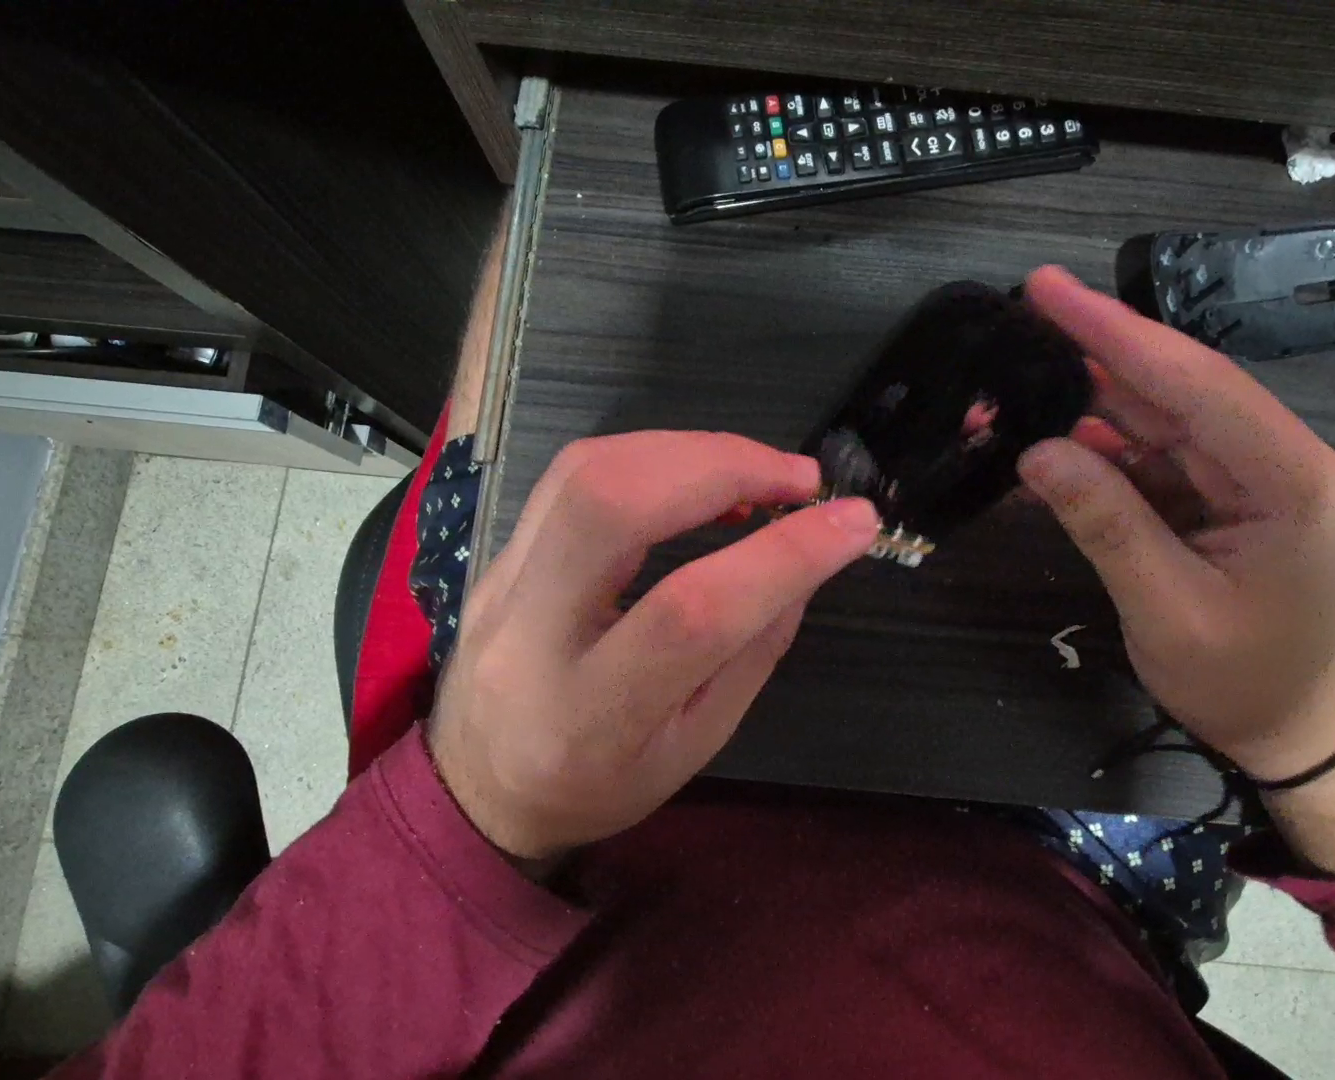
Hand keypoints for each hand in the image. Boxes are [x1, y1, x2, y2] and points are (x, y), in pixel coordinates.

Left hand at [428, 432, 879, 864]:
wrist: (480, 786)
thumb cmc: (601, 784)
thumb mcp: (695, 745)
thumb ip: (751, 653)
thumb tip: (804, 561)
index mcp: (593, 716)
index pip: (692, 613)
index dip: (783, 555)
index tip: (854, 521)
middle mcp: (531, 636)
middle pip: (612, 507)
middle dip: (722, 466)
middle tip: (799, 478)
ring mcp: (502, 582)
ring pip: (587, 472)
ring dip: (692, 450)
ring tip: (760, 471)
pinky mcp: (499, 551)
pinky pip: (573, 473)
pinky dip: (653, 454)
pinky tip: (700, 472)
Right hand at [1015, 266, 1334, 780]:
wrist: (1297, 732)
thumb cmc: (1244, 684)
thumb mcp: (1167, 611)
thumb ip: (1106, 525)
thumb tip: (1036, 454)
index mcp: (1292, 482)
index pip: (1196, 385)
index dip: (1117, 333)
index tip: (1050, 289)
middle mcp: (1280, 463)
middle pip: (1177, 389)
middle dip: (1096, 357)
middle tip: (1021, 322)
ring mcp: (1252, 479)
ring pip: (1161, 420)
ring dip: (1089, 407)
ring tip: (1017, 392)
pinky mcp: (1225, 499)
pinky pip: (1155, 460)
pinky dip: (1101, 454)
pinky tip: (1050, 448)